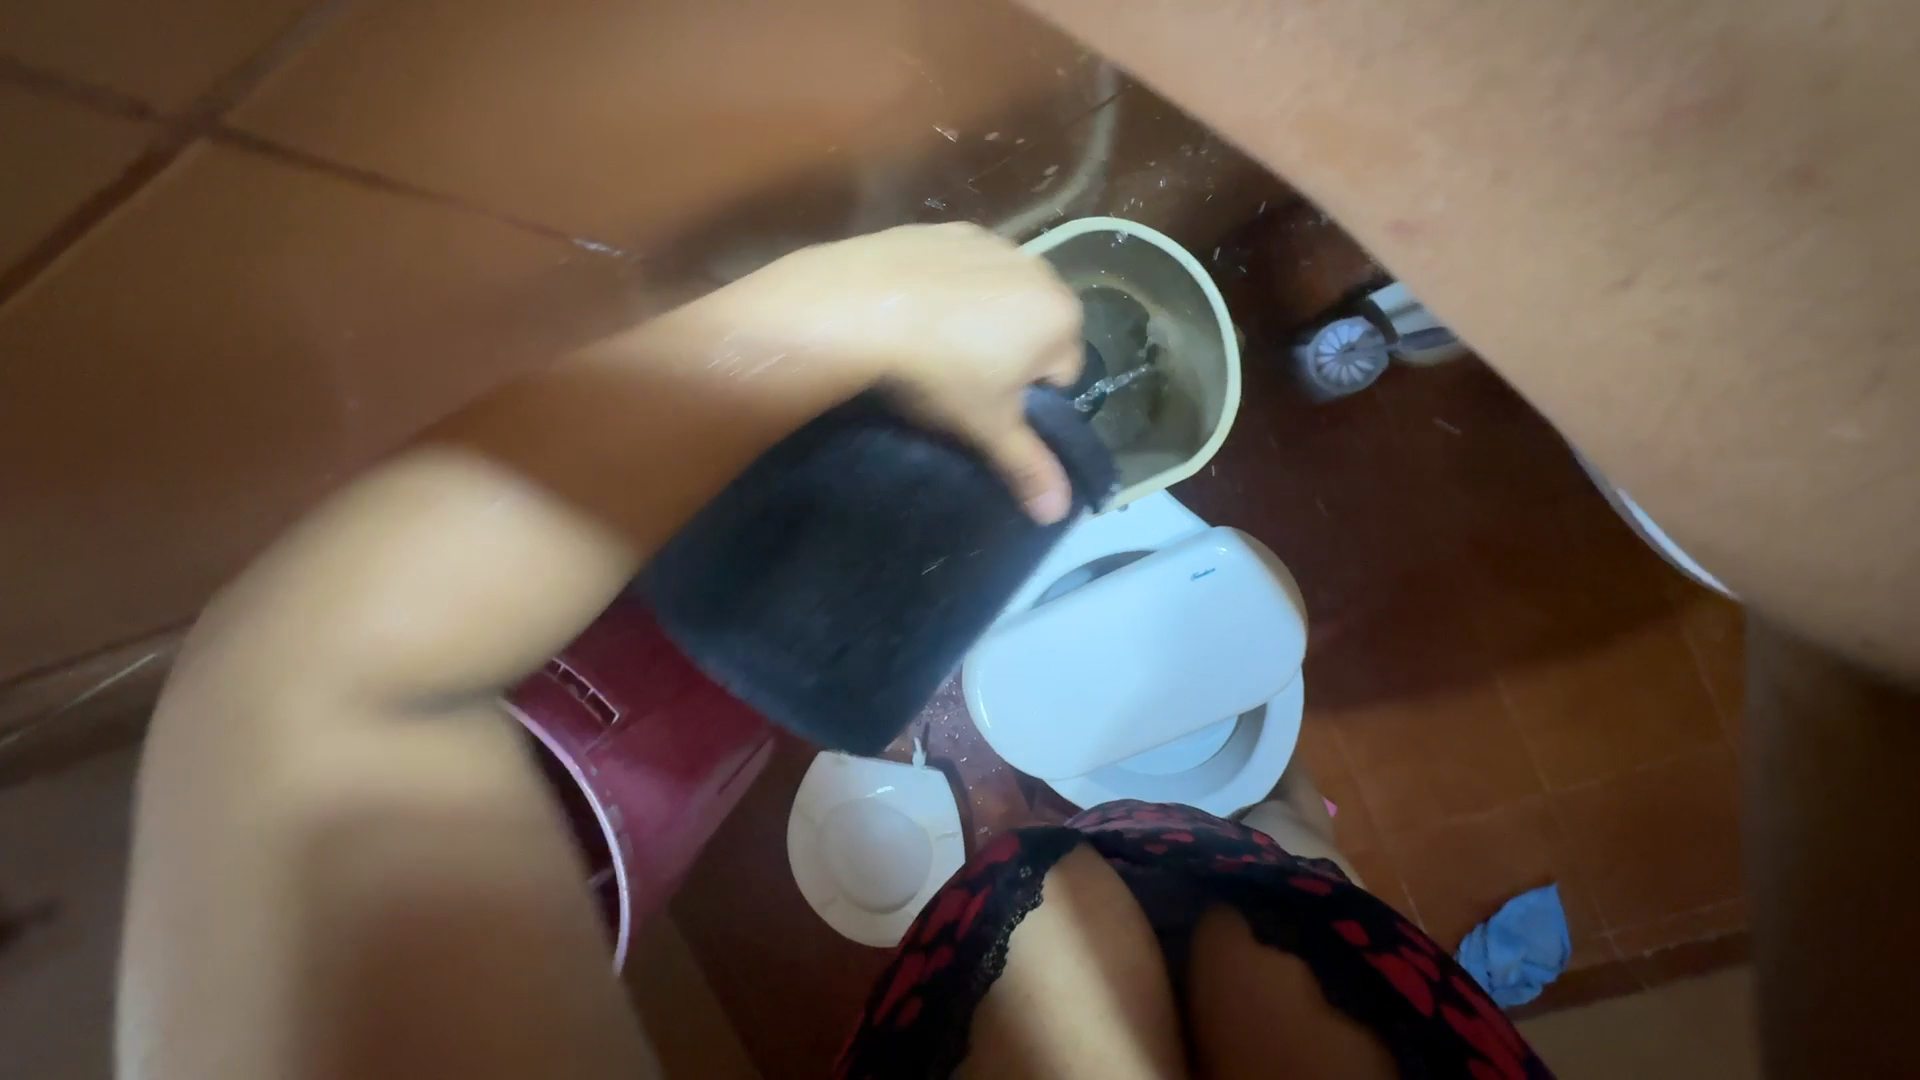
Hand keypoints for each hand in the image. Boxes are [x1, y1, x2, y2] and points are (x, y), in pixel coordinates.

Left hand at [698, 223, 1085, 522]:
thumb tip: (1059, 514)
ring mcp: (992, 243)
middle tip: (960, 378)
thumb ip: (1027, 467)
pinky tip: (915, 310)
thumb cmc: (939, 372)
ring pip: (1000, 299)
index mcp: (1062, 317)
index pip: (1062, 374)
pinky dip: (949, 290)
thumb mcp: (986, 426)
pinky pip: (963, 271)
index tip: (985, 405)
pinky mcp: (947, 230)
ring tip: (934, 345)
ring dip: (982, 321)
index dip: (1025, 398)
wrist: (858, 308)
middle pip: (1036, 331)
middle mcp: (1040, 270)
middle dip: (1008, 356)